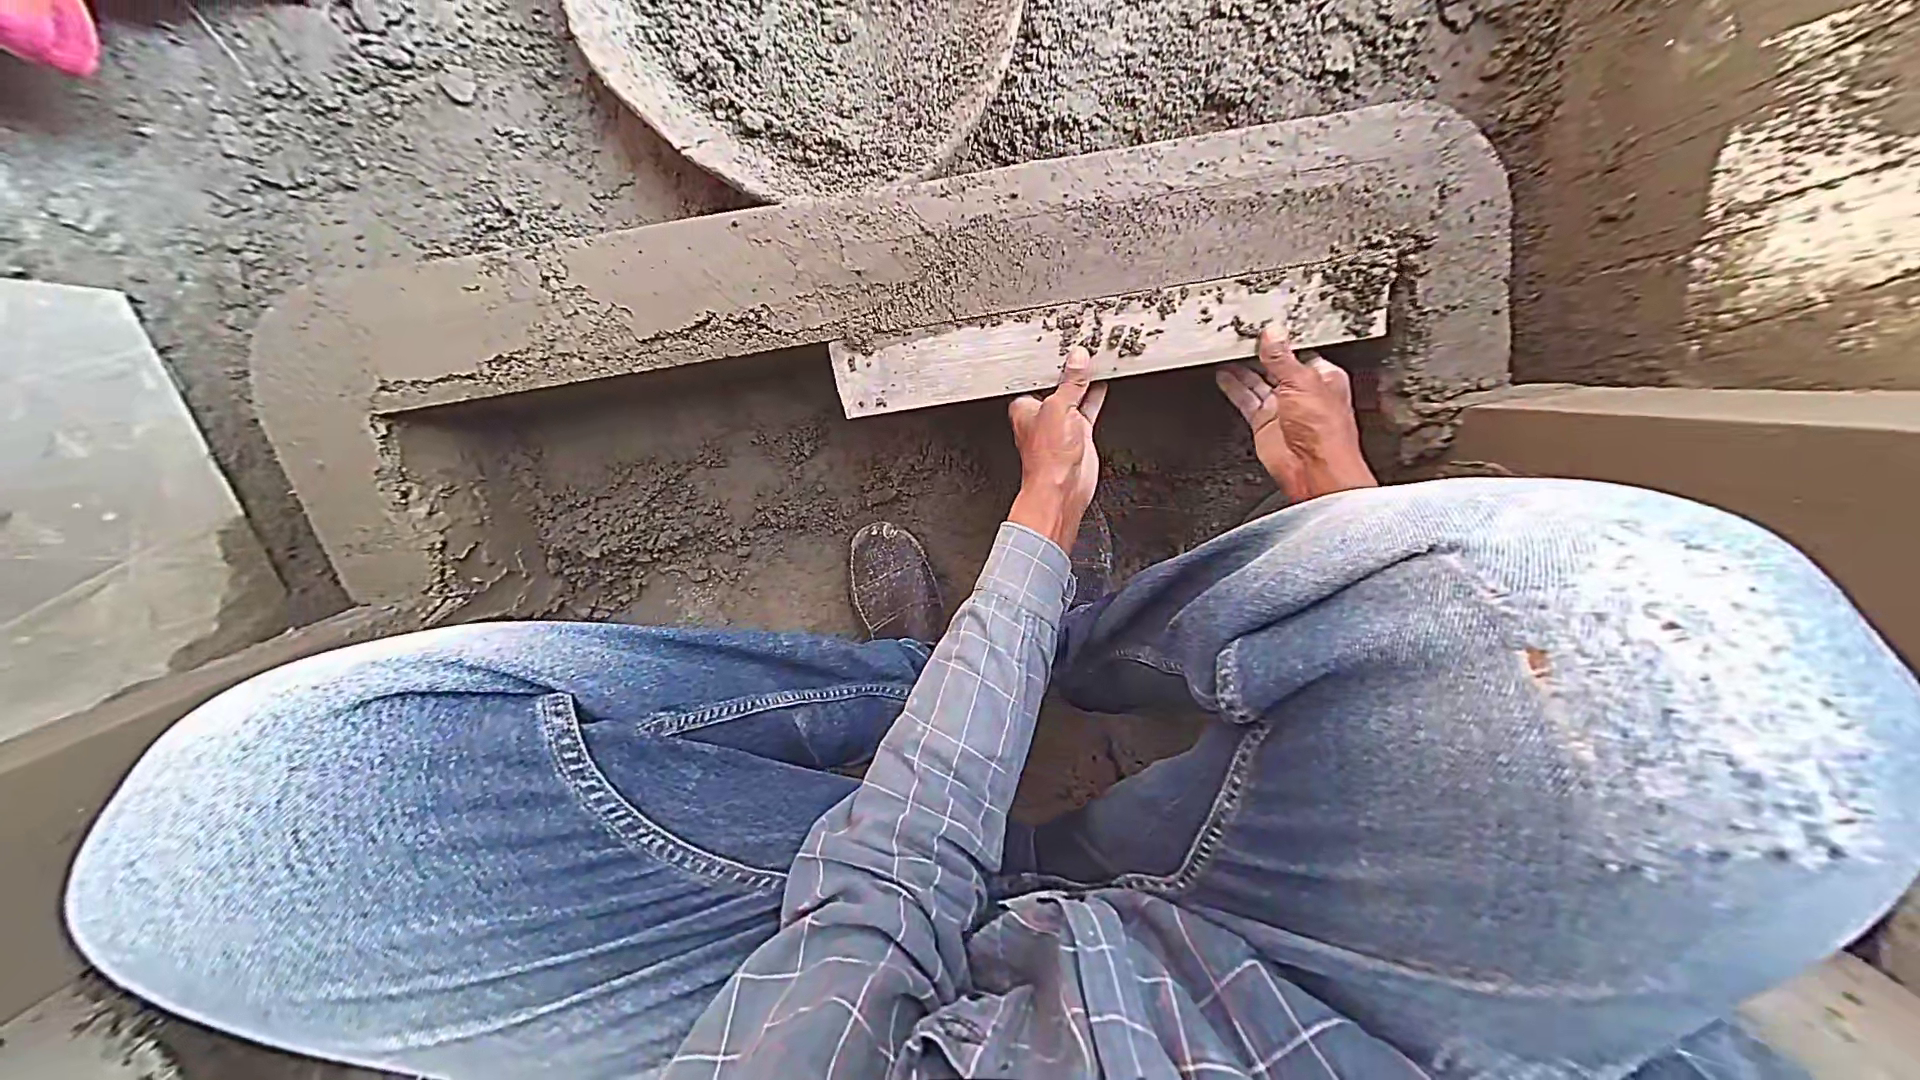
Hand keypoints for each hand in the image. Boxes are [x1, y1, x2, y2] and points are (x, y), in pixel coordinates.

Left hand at [1008, 348, 1107, 551]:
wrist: (1062, 489)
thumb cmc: (1047, 458)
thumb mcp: (1058, 408)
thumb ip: (1070, 382)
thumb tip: (1077, 359)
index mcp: (1025, 406)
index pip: (1038, 374)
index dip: (1051, 360)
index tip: (1065, 342)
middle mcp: (1041, 414)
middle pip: (1057, 382)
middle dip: (1069, 368)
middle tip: (1085, 345)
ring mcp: (1061, 423)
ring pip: (1075, 393)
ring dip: (1085, 379)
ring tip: (1098, 357)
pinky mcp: (1078, 432)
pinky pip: (1088, 406)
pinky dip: (1096, 394)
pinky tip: (1104, 380)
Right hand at [1215, 324, 1376, 502]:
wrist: (1311, 467)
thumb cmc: (1323, 431)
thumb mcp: (1301, 382)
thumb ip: (1282, 357)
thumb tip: (1272, 334)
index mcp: (1321, 377)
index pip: (1299, 351)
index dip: (1283, 340)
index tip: (1265, 327)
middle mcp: (1301, 392)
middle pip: (1275, 366)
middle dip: (1259, 353)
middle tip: (1240, 337)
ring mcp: (1281, 408)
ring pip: (1257, 382)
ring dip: (1242, 369)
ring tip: (1226, 352)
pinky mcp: (1263, 422)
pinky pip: (1245, 400)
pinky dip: (1233, 387)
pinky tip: (1224, 376)